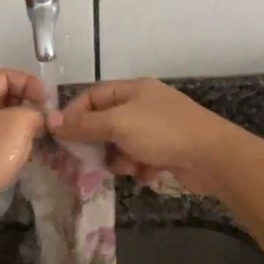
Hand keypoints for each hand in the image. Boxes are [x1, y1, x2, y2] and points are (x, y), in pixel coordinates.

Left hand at [0, 69, 47, 196]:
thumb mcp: (20, 123)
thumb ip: (35, 112)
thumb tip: (39, 117)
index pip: (4, 74)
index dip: (29, 82)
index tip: (46, 100)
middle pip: (1, 93)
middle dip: (26, 101)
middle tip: (45, 115)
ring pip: (0, 115)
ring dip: (22, 120)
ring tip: (39, 132)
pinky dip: (13, 136)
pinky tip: (26, 148)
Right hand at [50, 78, 236, 192]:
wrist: (213, 157)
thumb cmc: (162, 133)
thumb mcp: (117, 124)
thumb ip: (83, 124)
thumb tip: (50, 121)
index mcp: (134, 90)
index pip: (93, 96)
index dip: (74, 114)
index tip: (61, 136)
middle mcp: (144, 105)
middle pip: (106, 122)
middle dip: (97, 142)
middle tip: (86, 159)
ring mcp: (157, 128)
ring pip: (121, 144)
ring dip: (119, 158)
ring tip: (127, 167)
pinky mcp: (167, 151)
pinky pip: (140, 158)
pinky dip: (138, 167)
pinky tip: (146, 173)